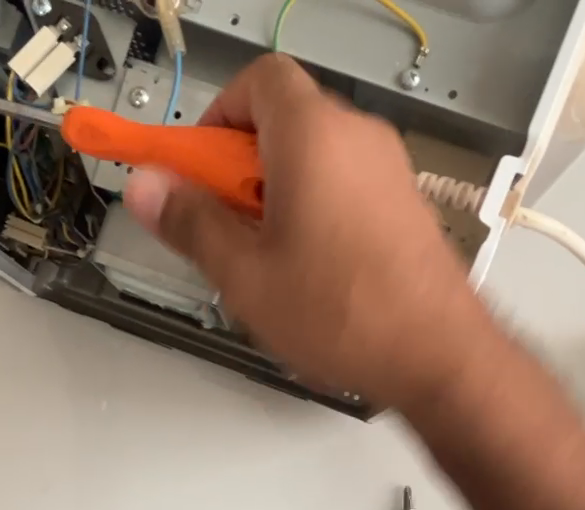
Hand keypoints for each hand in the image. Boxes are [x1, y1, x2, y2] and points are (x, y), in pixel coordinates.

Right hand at [123, 55, 494, 410]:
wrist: (437, 354)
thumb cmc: (344, 314)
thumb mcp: (246, 275)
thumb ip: (191, 223)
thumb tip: (147, 187)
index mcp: (312, 135)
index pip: (256, 80)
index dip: (215, 118)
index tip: (195, 168)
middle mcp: (357, 137)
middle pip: (283, 120)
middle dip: (239, 166)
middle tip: (221, 223)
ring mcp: (388, 170)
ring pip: (314, 158)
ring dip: (275, 192)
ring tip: (263, 258)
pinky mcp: (404, 204)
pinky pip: (344, 185)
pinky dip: (313, 208)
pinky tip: (306, 270)